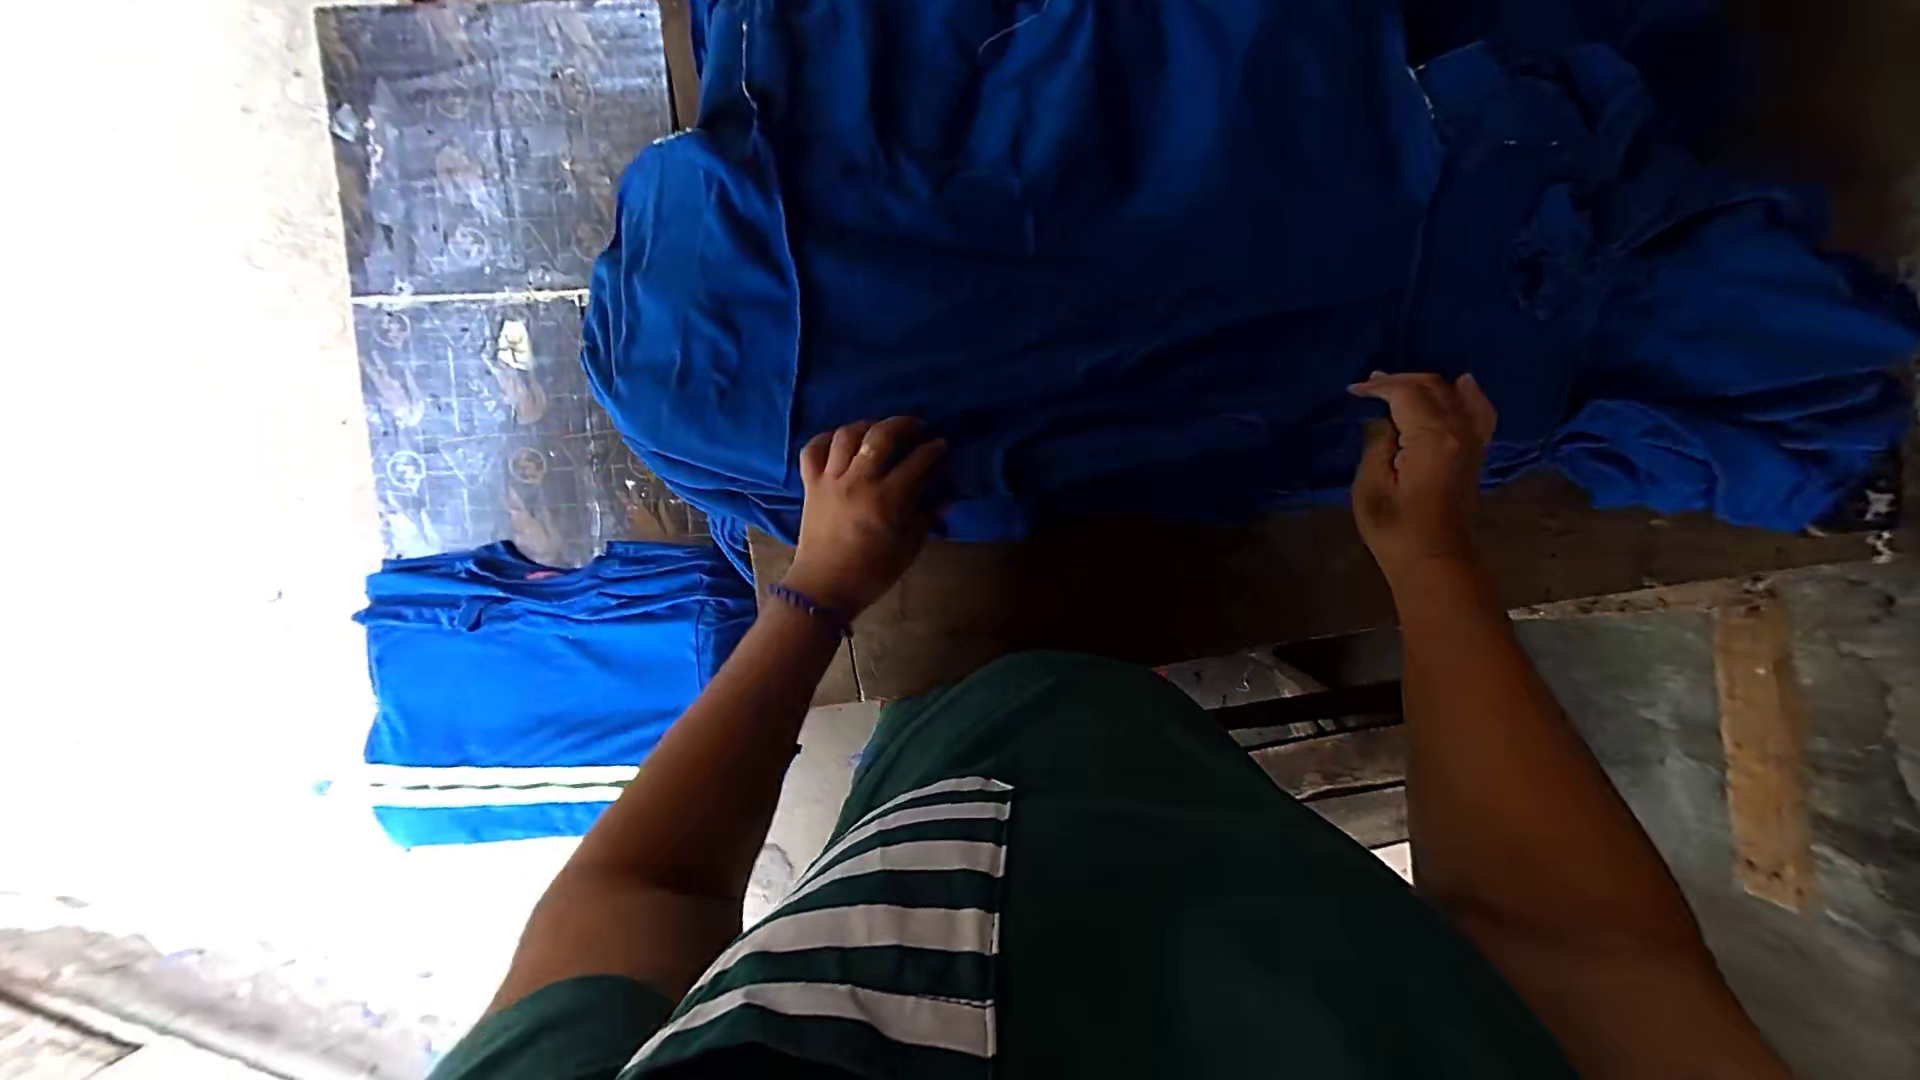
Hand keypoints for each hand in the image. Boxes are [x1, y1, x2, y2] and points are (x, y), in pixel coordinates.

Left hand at [781, 417, 947, 617]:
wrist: (824, 588)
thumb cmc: (871, 573)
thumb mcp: (908, 548)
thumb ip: (926, 517)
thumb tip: (945, 497)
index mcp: (887, 499)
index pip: (917, 461)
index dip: (933, 449)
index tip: (941, 445)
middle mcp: (858, 481)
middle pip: (881, 436)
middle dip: (904, 424)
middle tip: (917, 427)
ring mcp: (830, 480)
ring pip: (846, 435)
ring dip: (867, 426)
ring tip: (879, 430)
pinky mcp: (810, 485)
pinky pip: (813, 450)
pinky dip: (826, 439)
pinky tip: (839, 441)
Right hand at [1348, 371, 1497, 585]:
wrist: (1433, 556)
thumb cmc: (1394, 526)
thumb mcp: (1370, 486)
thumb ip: (1377, 445)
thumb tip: (1383, 423)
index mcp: (1431, 438)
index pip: (1406, 394)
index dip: (1379, 386)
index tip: (1353, 389)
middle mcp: (1459, 432)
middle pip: (1433, 388)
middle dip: (1399, 380)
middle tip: (1368, 384)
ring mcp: (1473, 441)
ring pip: (1454, 394)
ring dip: (1425, 383)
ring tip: (1399, 382)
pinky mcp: (1474, 452)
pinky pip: (1477, 410)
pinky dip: (1467, 393)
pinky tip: (1462, 383)